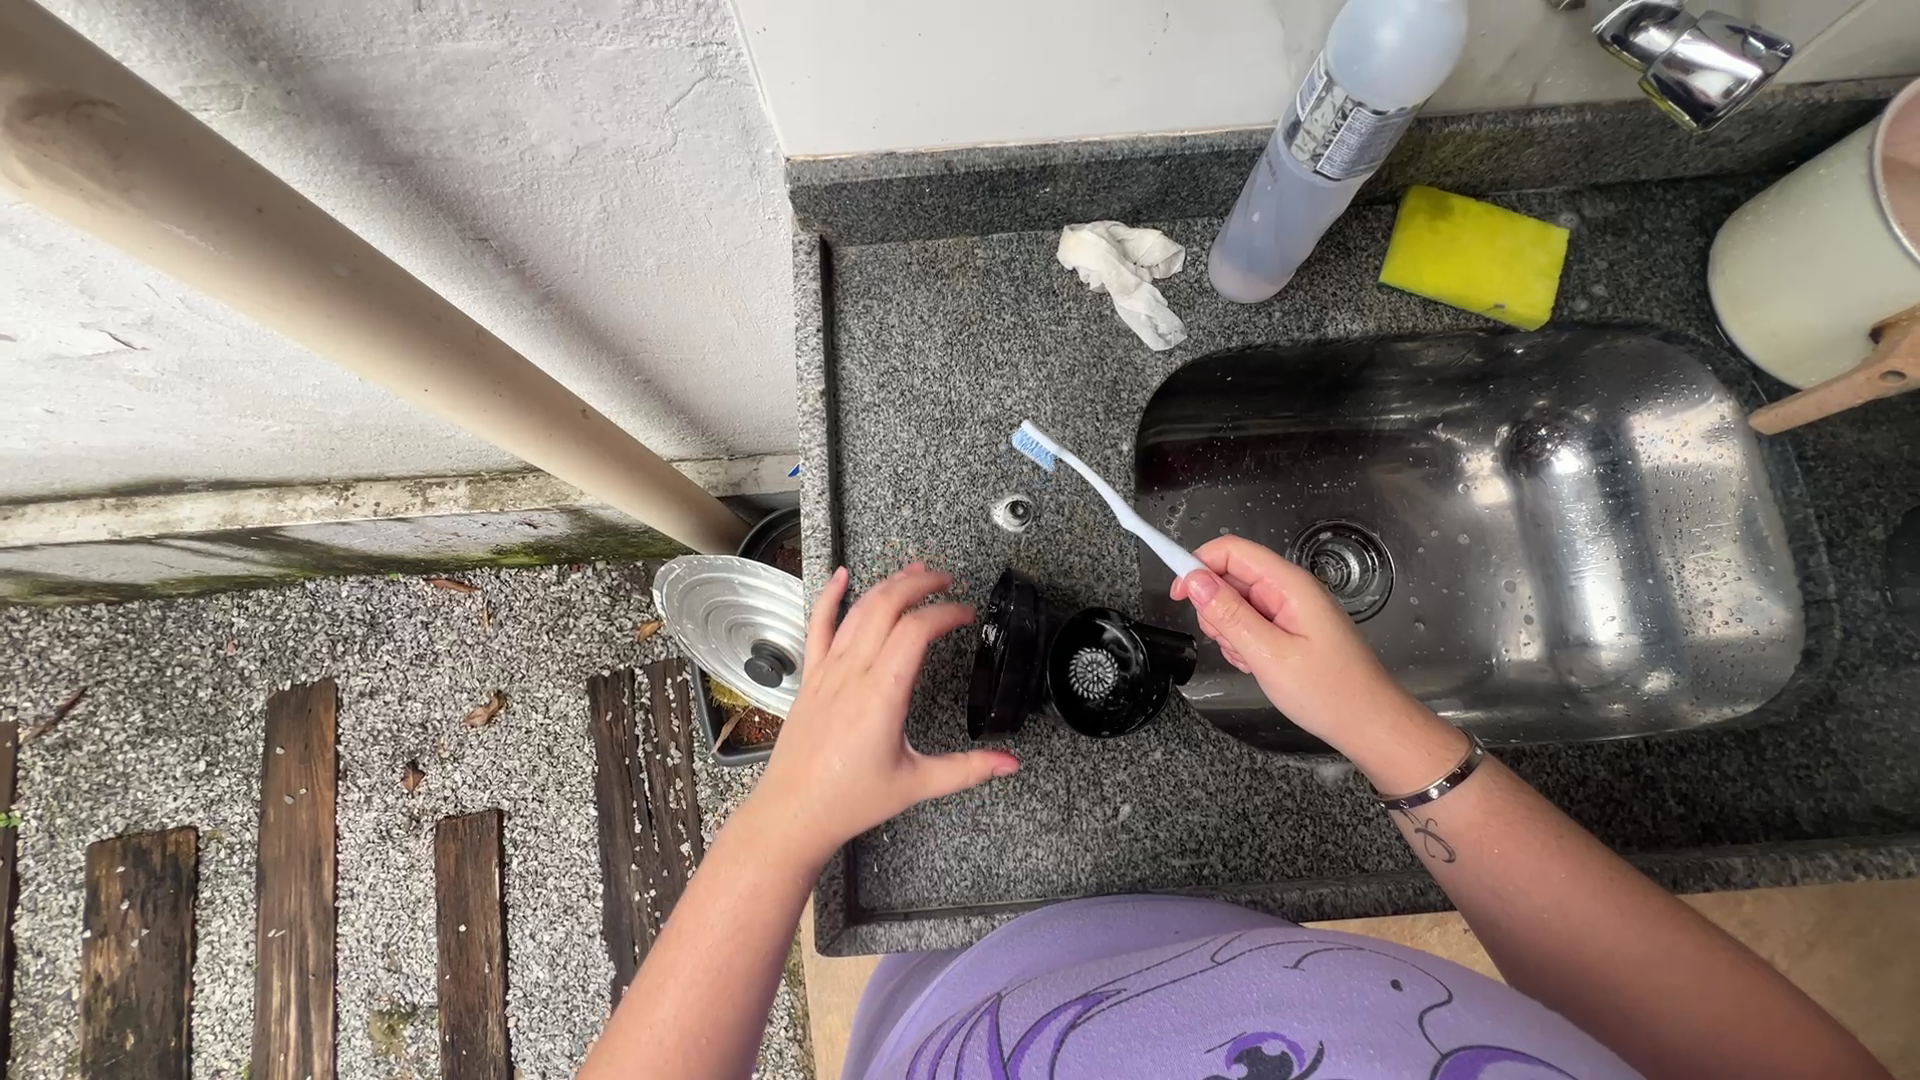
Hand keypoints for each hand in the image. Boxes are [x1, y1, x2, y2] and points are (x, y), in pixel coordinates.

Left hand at [748, 564, 1018, 860]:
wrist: (793, 813)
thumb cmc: (850, 800)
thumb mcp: (917, 784)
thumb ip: (968, 769)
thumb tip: (1011, 764)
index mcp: (882, 694)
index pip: (917, 630)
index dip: (946, 613)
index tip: (967, 614)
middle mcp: (853, 673)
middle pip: (887, 605)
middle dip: (920, 584)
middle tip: (947, 580)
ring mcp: (828, 671)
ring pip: (857, 610)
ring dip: (887, 584)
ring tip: (914, 572)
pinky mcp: (811, 676)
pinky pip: (817, 625)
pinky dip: (829, 596)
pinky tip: (841, 576)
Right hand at [1170, 534, 1420, 747]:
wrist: (1368, 724)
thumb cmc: (1329, 692)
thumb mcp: (1268, 654)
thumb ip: (1229, 614)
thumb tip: (1194, 581)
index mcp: (1288, 584)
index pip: (1231, 550)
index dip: (1197, 564)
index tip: (1178, 595)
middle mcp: (1288, 589)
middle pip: (1229, 577)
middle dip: (1215, 608)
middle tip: (1230, 642)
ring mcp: (1288, 608)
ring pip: (1234, 603)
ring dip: (1228, 630)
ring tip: (1250, 659)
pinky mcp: (1287, 627)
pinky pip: (1248, 623)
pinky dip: (1241, 642)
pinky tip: (1257, 664)